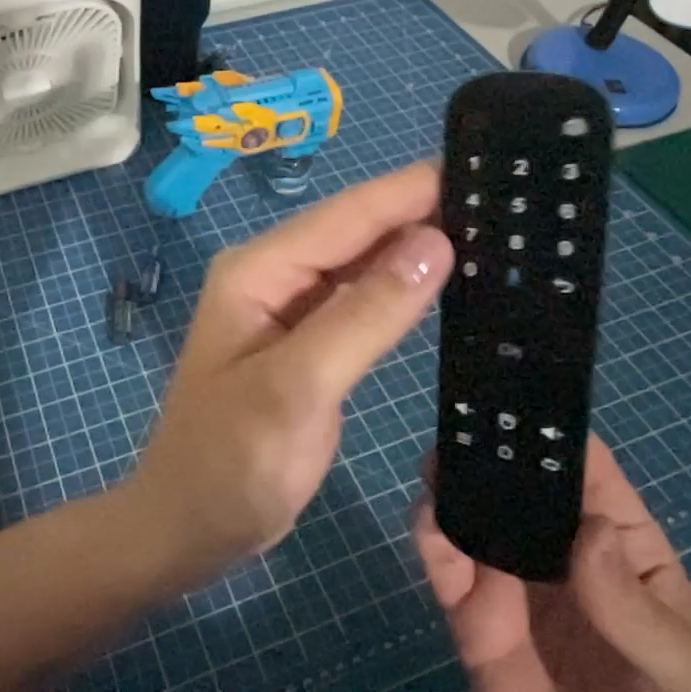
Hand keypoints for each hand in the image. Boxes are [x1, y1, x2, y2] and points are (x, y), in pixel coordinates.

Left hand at [125, 162, 452, 572]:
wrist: (188, 527)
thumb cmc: (230, 463)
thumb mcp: (297, 388)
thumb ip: (364, 315)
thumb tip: (434, 243)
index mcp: (257, 271)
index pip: (346, 215)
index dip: (410, 189)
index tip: (482, 164)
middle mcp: (271, 275)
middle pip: (354, 230)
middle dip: (419, 210)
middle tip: (502, 194)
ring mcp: (288, 309)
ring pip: (360, 262)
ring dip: (415, 245)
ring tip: (490, 225)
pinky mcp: (307, 342)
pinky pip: (359, 300)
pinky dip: (399, 289)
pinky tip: (444, 281)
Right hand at [411, 435, 690, 691]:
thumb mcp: (686, 677)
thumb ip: (637, 611)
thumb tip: (588, 527)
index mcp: (626, 556)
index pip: (593, 481)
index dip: (561, 437)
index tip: (524, 396)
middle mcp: (563, 560)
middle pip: (523, 490)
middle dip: (493, 450)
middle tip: (462, 417)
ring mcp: (514, 589)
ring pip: (476, 519)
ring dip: (453, 484)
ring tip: (438, 459)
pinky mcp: (474, 623)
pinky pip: (446, 571)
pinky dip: (430, 537)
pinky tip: (429, 516)